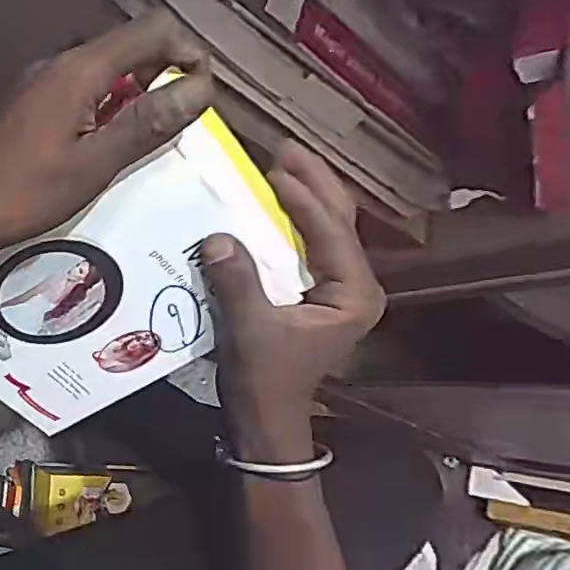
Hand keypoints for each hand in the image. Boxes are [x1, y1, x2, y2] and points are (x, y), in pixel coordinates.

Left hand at [0, 11, 213, 255]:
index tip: (202, 95)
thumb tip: (200, 89)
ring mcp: (42, 82)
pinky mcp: (32, 103)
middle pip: (131, 45)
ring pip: (107, 70)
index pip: (154, 30)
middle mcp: (60, 63)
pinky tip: (107, 143)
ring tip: (147, 137)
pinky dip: (107, 105)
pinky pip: (83, 90)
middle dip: (165, 74)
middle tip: (179, 121)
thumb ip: (148, 123)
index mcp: (79, 69)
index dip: (189, 53)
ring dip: (136, 92)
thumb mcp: (95, 164)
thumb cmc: (27, 193)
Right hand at [198, 143, 386, 461]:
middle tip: (284, 150)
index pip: (331, 232)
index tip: (274, 168)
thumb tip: (217, 236)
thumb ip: (237, 283)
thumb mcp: (250, 331)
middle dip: (313, 184)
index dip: (303, 198)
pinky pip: (303, 247)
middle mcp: (351, 285)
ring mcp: (333, 290)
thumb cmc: (265, 381)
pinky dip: (287, 224)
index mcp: (352, 293)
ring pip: (323, 231)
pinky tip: (267, 208)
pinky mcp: (310, 295)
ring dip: (302, 198)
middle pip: (337, 222)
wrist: (265, 419)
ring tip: (278, 167)